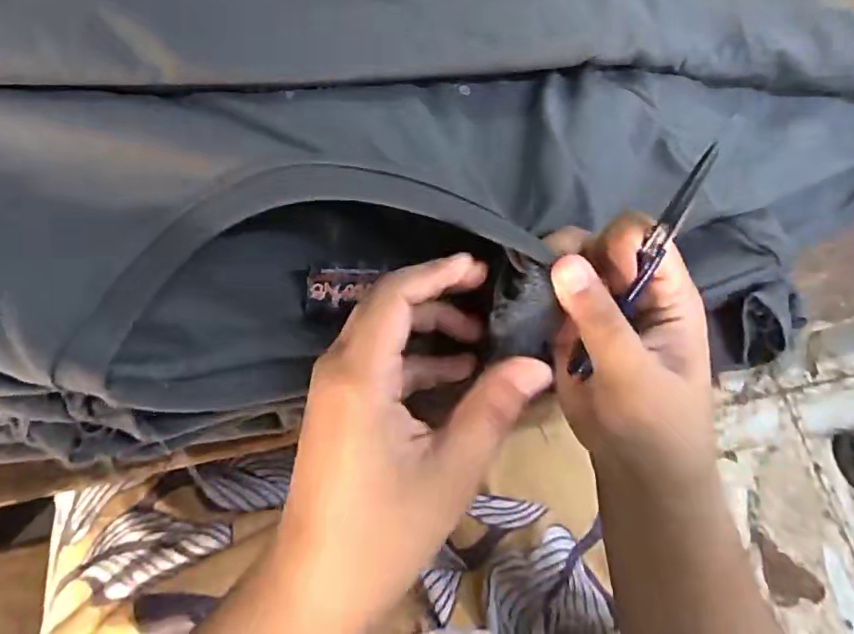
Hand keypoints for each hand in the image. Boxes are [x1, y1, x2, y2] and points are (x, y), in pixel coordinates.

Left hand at [221, 254, 552, 633]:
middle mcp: (339, 366)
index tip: (478, 267)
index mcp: (359, 373)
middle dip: (437, 296)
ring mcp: (334, 386)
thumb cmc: (384, 530)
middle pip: (387, 306)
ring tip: (479, 342)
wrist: (315, 587)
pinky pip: (378, 362)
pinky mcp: (338, 406)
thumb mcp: (450, 470)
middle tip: (485, 296)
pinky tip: (454, 377)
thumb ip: (492, 408)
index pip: (395, 295)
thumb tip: (537, 364)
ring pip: (383, 333)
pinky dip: (415, 360)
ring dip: (429, 330)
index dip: (436, 272)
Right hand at [550, 213, 716, 486]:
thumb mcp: (633, 374)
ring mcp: (599, 303)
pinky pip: (549, 289)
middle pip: (599, 241)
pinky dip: (534, 289)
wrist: (636, 475)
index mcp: (666, 292)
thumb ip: (600, 318)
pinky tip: (524, 301)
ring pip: (569, 260)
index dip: (616, 242)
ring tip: (534, 292)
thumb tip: (564, 260)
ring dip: (548, 268)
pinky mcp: (570, 321)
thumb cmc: (655, 426)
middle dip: (572, 251)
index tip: (596, 271)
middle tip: (549, 276)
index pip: (643, 236)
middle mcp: (632, 287)